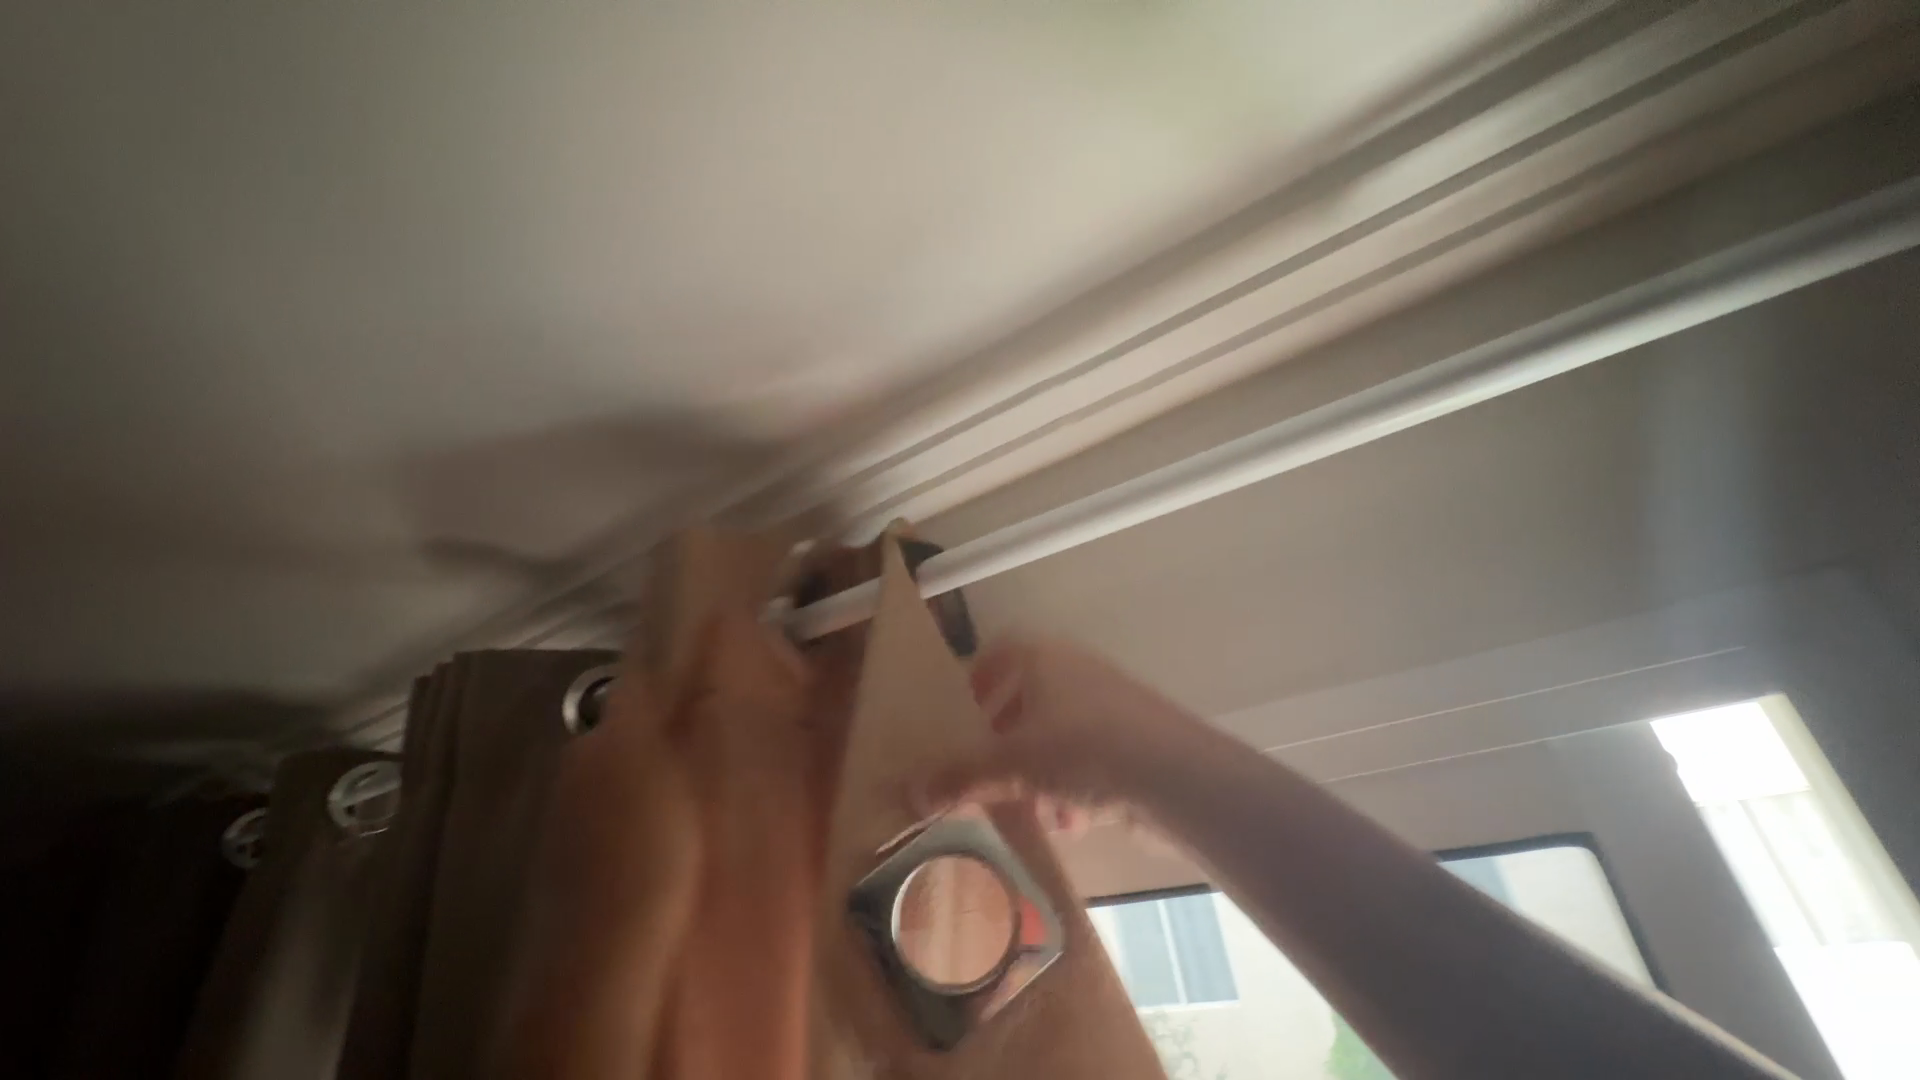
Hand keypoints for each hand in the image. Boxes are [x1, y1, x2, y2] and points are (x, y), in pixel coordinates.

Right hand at [914, 638, 1200, 818]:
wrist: (1177, 776)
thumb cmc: (1082, 748)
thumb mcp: (1012, 764)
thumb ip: (960, 776)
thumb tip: (910, 792)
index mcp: (1043, 659)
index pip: (1002, 652)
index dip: (979, 678)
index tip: (964, 713)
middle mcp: (1077, 672)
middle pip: (1029, 698)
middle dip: (1005, 740)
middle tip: (987, 771)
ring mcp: (1111, 706)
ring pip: (1059, 735)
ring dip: (1038, 771)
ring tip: (1028, 808)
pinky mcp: (1136, 741)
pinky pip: (1090, 760)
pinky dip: (1074, 788)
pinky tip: (1071, 823)